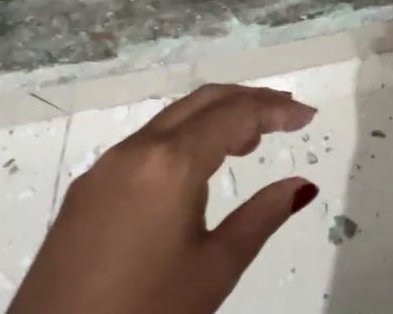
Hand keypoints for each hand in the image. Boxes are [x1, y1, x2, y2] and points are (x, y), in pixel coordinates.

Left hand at [10, 85, 319, 313]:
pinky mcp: (84, 194)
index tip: (308, 117)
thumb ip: (262, 217)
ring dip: (214, 117)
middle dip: (248, 101)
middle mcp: (135, 151)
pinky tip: (198, 168)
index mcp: (171, 163)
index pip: (235, 114)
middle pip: (202, 101)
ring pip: (171, 119)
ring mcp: (103, 170)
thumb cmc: (143, 313)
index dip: (276, 109)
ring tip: (250, 140)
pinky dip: (183, 138)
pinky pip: (146, 143)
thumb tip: (301, 185)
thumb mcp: (214, 269)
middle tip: (286, 114)